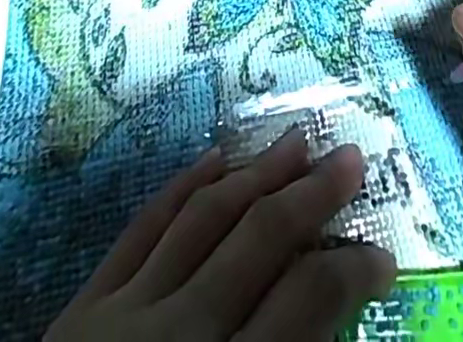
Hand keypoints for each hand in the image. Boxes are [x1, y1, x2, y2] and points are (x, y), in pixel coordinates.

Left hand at [45, 129, 396, 341]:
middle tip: (351, 156)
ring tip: (297, 140)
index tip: (381, 259)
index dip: (353, 270)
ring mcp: (124, 314)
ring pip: (206, 217)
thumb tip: (330, 327)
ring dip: (258, 173)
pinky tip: (214, 157)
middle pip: (262, 237)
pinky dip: (181, 188)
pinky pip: (141, 228)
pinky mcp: (81, 309)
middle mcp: (181, 335)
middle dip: (315, 193)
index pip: (308, 298)